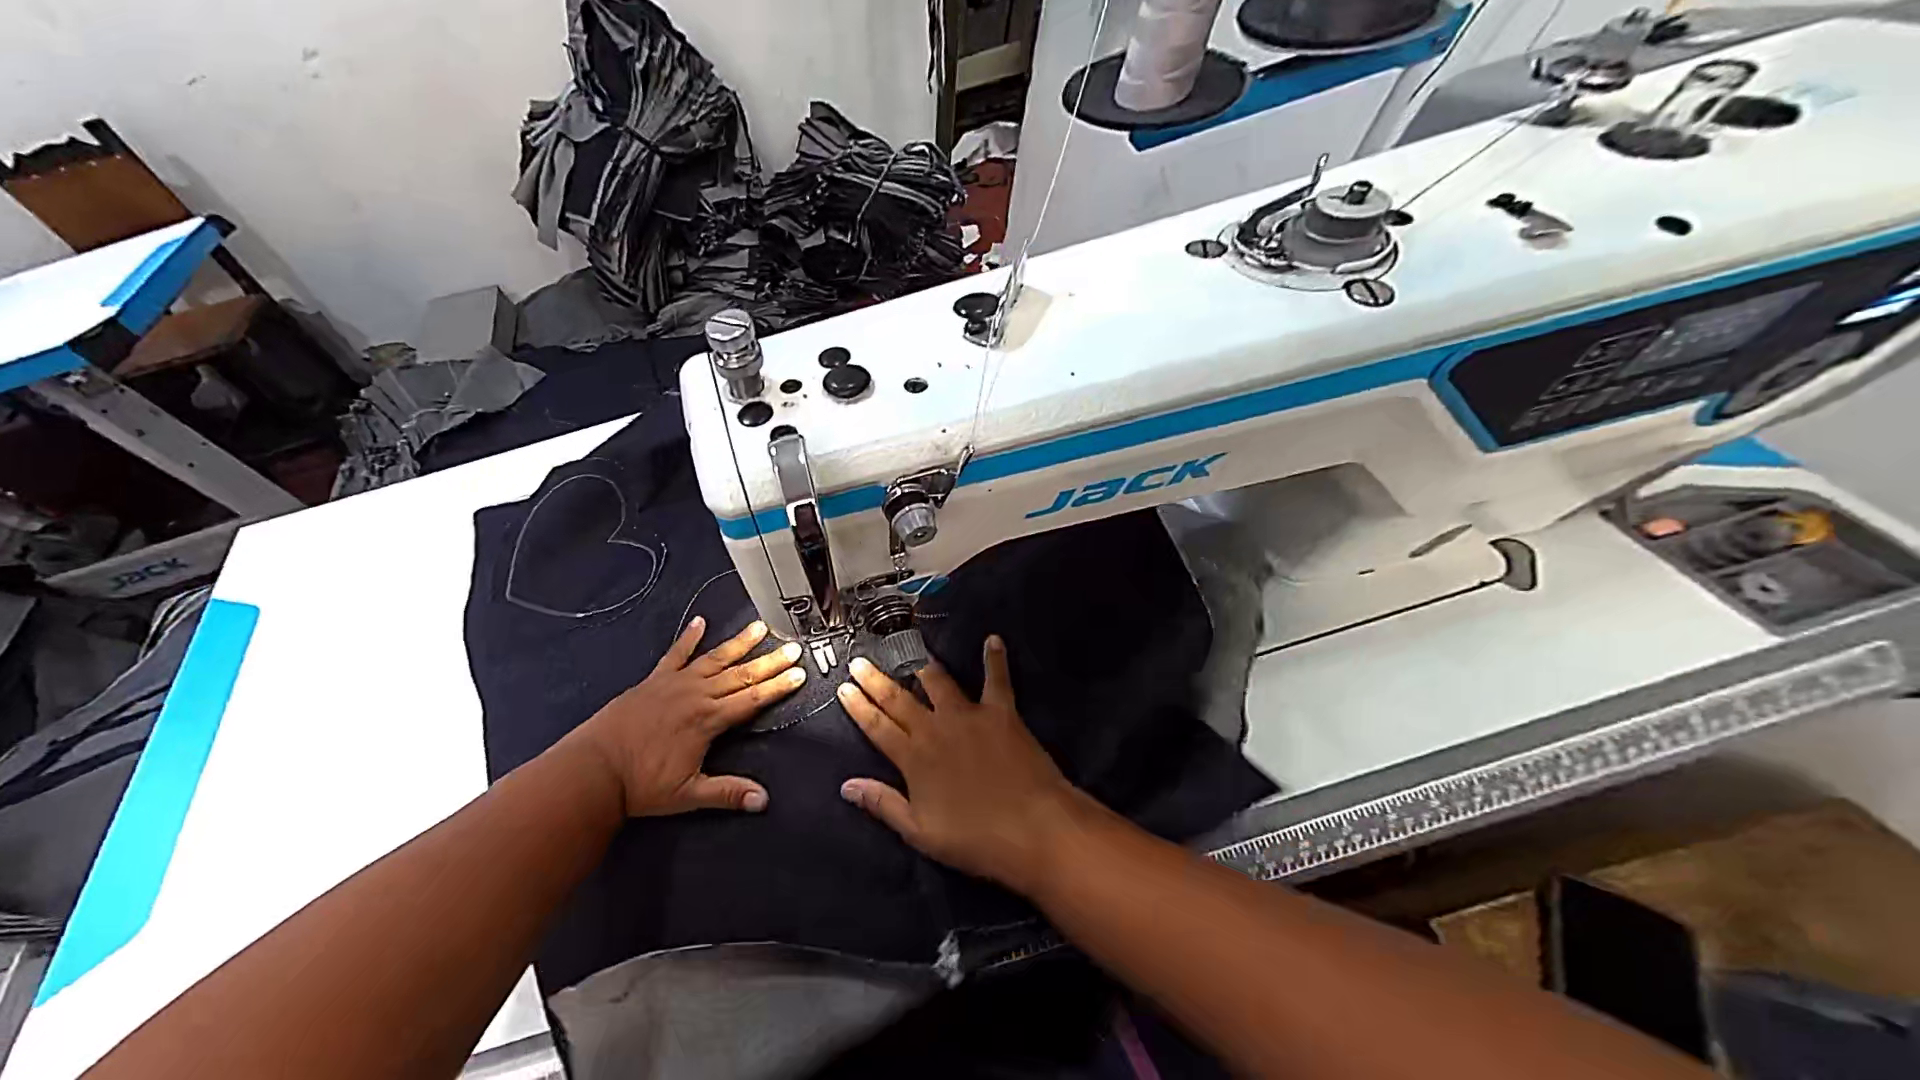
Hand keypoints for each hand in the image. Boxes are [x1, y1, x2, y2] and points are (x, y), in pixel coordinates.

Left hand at [565, 617, 805, 816]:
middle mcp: (696, 695)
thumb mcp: (687, 795)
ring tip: (761, 627)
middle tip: (793, 648)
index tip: (799, 674)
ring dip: (740, 643)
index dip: (779, 687)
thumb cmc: (639, 785)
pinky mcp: (653, 681)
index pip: (753, 699)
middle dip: (771, 661)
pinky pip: (675, 654)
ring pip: (715, 658)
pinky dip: (689, 638)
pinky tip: (700, 623)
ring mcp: (674, 684)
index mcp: (708, 720)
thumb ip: (727, 793)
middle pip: (742, 674)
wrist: (592, 770)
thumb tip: (762, 800)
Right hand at [836, 636, 1092, 892]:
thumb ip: (883, 804)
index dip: (858, 706)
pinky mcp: (1001, 712)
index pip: (877, 726)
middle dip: (876, 679)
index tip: (844, 688)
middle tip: (860, 661)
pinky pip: (996, 679)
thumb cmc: (975, 838)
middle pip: (899, 698)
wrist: (1032, 827)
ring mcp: (969, 716)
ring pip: (938, 682)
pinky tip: (993, 640)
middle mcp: (936, 728)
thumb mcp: (920, 832)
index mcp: (914, 758)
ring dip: (920, 664)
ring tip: (908, 648)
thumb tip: (847, 786)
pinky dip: (994, 659)